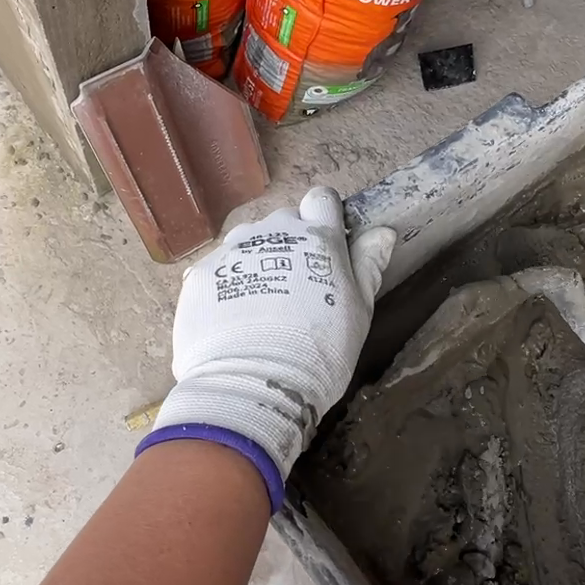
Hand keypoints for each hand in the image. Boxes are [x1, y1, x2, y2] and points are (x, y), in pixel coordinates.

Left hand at [141, 188, 396, 511]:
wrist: (251, 384)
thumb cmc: (319, 350)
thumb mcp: (359, 311)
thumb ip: (369, 265)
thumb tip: (383, 232)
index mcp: (317, 236)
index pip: (322, 199)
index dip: (325, 217)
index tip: (327, 244)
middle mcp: (272, 231)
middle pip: (284, 220)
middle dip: (290, 241)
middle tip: (295, 286)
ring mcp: (232, 249)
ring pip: (248, 240)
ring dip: (257, 258)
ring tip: (261, 304)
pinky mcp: (201, 272)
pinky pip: (220, 266)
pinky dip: (228, 283)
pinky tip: (233, 317)